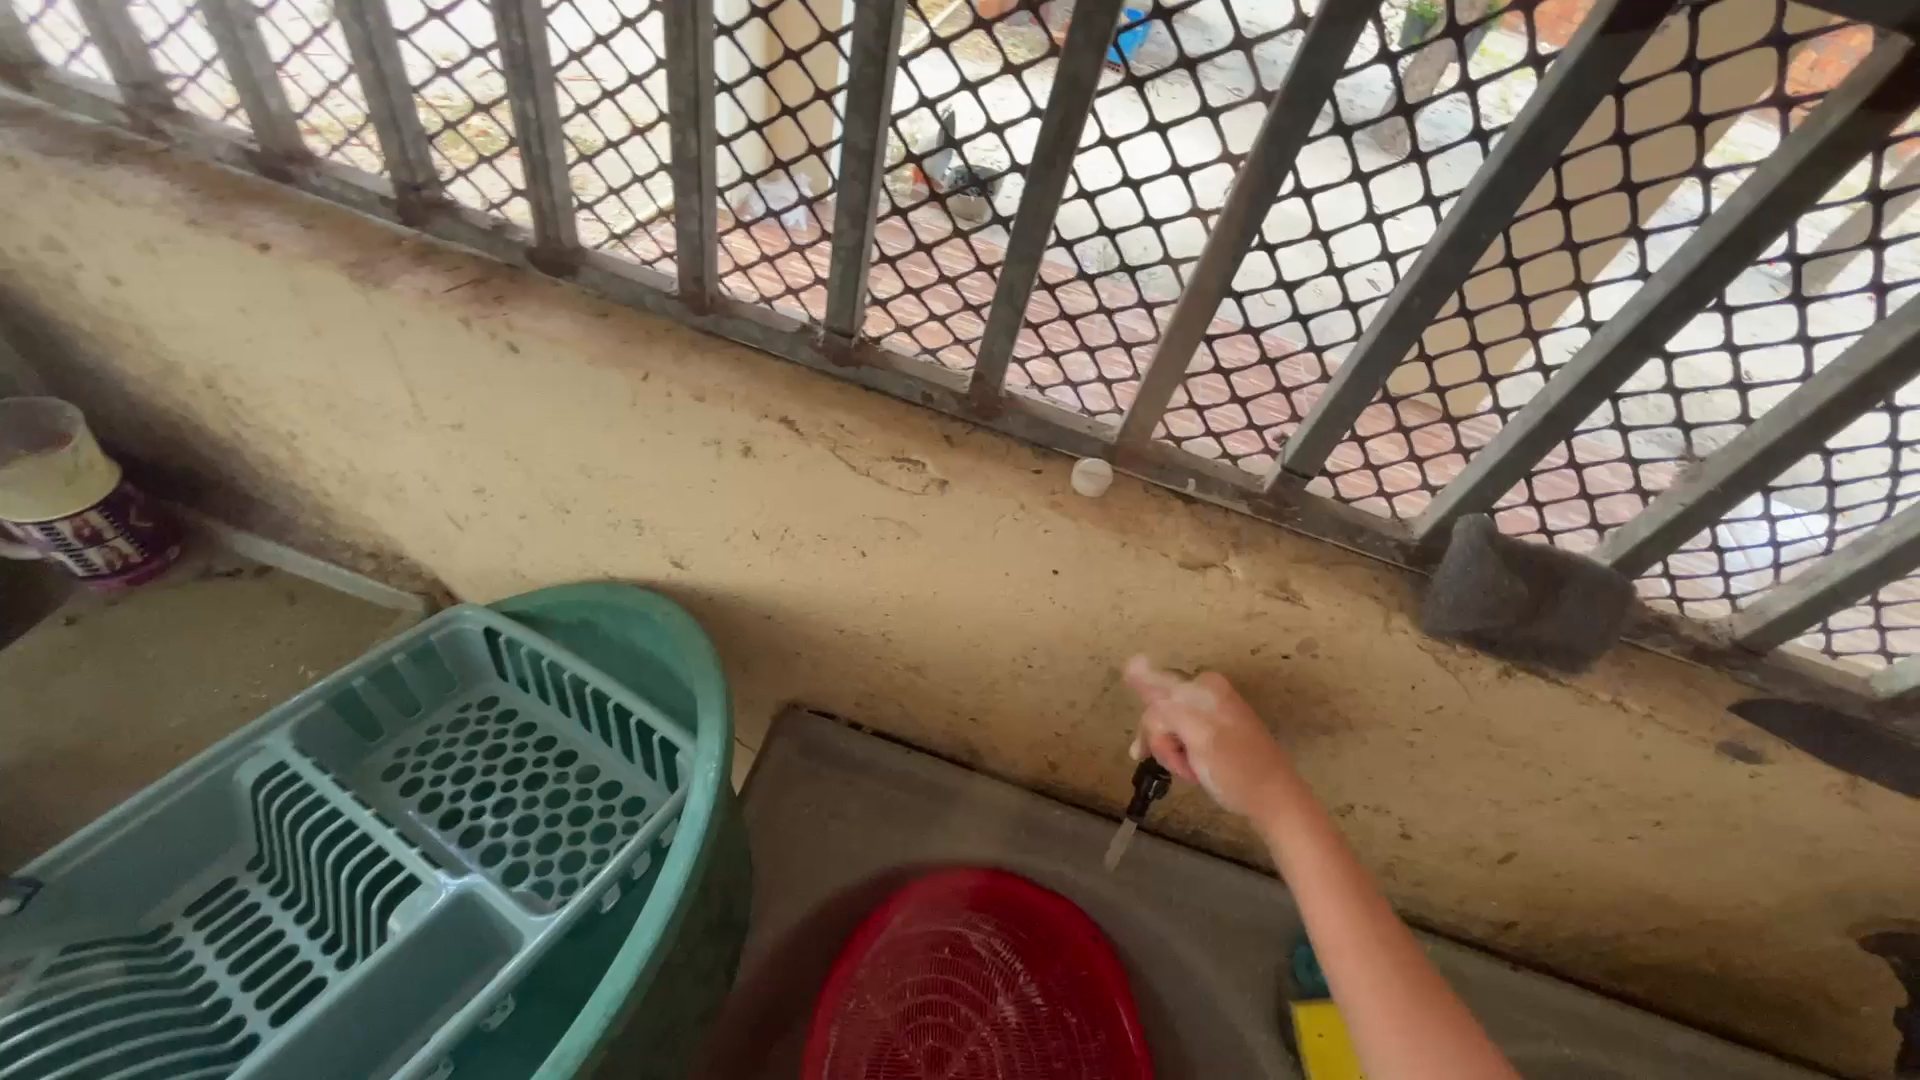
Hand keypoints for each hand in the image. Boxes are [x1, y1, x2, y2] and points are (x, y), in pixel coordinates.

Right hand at [1123, 656, 1294, 816]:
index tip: (1145, 753)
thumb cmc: (1236, 769)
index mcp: (1204, 686)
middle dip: (1162, 742)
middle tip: (1178, 767)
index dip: (1153, 729)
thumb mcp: (1196, 734)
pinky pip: (1181, 735)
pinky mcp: (1212, 730)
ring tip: (1187, 772)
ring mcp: (1209, 711)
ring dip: (1170, 752)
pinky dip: (1179, 755)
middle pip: (1160, 710)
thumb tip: (1132, 661)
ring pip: (1168, 725)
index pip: (1155, 695)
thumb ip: (1164, 702)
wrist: (1274, 801)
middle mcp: (1206, 691)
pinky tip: (1188, 770)